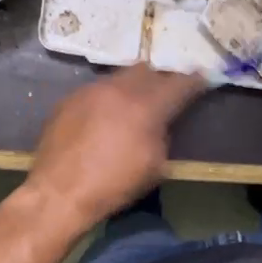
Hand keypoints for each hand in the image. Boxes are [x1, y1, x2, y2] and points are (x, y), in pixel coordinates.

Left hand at [23, 66, 206, 230]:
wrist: (59, 192)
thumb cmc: (114, 185)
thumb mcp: (155, 166)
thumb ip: (162, 136)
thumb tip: (159, 123)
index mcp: (146, 106)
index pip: (179, 83)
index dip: (194, 81)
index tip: (202, 80)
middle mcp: (118, 89)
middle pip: (147, 70)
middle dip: (159, 79)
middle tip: (165, 93)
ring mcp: (90, 91)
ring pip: (119, 78)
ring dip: (131, 88)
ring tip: (132, 105)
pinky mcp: (68, 99)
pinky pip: (96, 91)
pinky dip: (107, 99)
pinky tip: (103, 117)